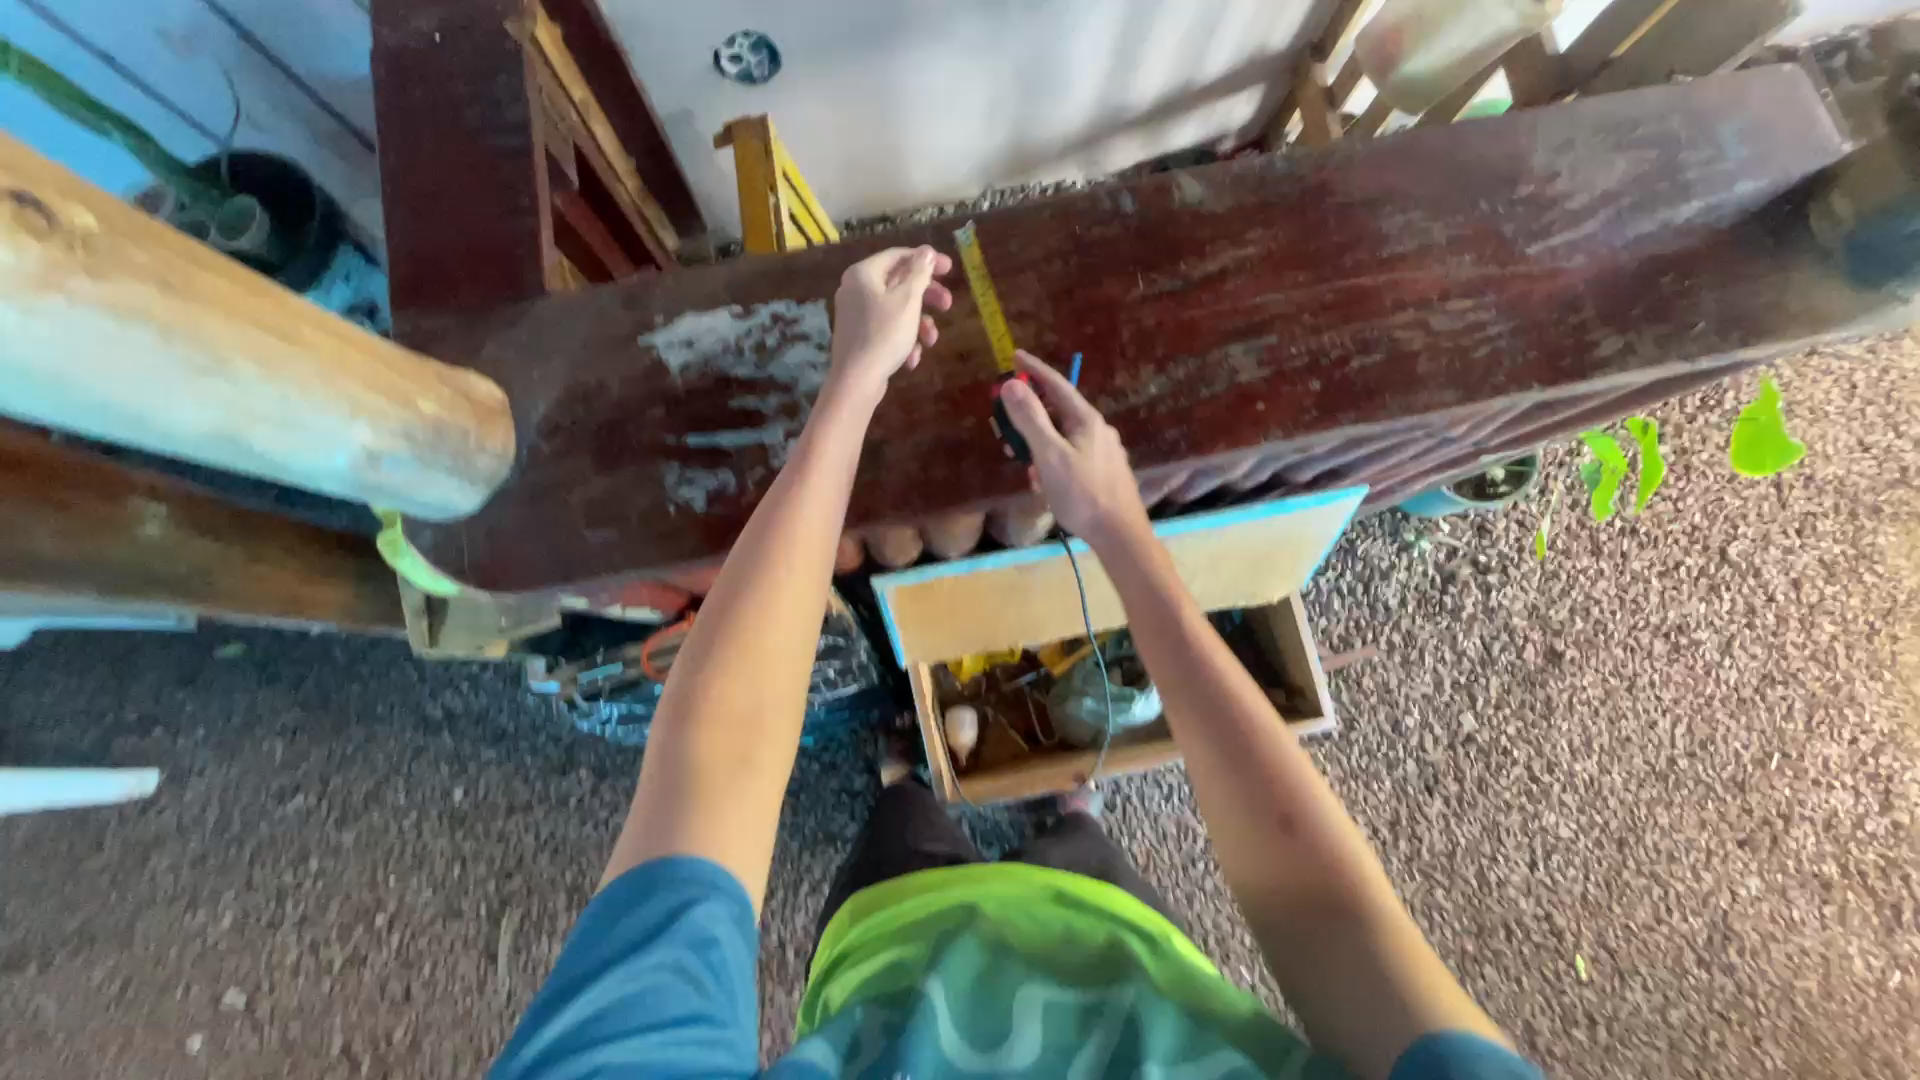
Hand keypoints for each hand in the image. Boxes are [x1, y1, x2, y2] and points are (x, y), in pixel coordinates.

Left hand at [828, 246, 952, 395]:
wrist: (857, 380)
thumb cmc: (884, 335)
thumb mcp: (908, 300)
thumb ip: (919, 272)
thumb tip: (926, 250)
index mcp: (863, 273)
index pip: (898, 256)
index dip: (926, 260)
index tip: (949, 269)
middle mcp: (855, 289)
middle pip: (898, 284)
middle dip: (926, 296)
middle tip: (948, 305)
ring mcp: (856, 314)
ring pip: (896, 310)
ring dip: (919, 324)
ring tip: (931, 341)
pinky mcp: (859, 336)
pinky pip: (887, 329)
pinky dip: (903, 339)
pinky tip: (912, 358)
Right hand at [997, 350, 1151, 547]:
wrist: (1119, 534)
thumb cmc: (1083, 494)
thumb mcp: (1050, 455)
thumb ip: (1031, 419)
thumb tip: (1011, 385)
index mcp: (1086, 420)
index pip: (1056, 384)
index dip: (1034, 369)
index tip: (1014, 355)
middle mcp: (1097, 430)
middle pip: (1057, 411)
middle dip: (1028, 416)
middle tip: (1004, 426)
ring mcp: (1102, 452)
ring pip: (1062, 437)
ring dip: (1037, 444)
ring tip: (1020, 462)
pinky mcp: (1102, 472)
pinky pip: (1070, 456)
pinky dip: (1051, 461)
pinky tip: (1042, 482)